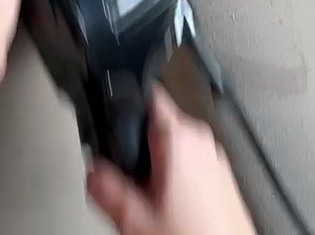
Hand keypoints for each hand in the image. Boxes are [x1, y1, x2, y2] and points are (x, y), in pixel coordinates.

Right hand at [86, 89, 256, 234]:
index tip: (112, 115)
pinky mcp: (223, 176)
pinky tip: (172, 209)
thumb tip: (92, 171)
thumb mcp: (137, 219)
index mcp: (180, 136)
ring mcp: (215, 157)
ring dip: (157, 167)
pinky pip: (191, 164)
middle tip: (129, 178)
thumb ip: (107, 189)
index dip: (126, 101)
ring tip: (152, 201)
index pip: (148, 94)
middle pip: (157, 125)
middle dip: (138, 148)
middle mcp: (201, 140)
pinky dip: (178, 179)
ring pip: (174, 147)